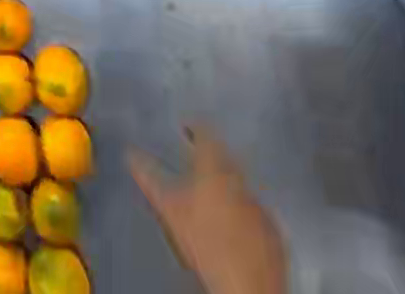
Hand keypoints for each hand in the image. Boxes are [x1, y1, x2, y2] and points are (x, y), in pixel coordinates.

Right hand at [130, 127, 285, 293]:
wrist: (245, 285)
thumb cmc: (201, 239)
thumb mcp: (167, 207)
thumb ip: (148, 177)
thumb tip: (130, 153)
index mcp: (215, 167)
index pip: (206, 133)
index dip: (194, 126)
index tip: (184, 127)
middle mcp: (241, 179)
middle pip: (225, 157)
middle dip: (210, 156)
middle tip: (193, 162)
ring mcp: (261, 205)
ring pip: (241, 185)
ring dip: (226, 185)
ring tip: (210, 197)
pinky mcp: (274, 231)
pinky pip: (255, 211)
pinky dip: (242, 211)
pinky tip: (232, 226)